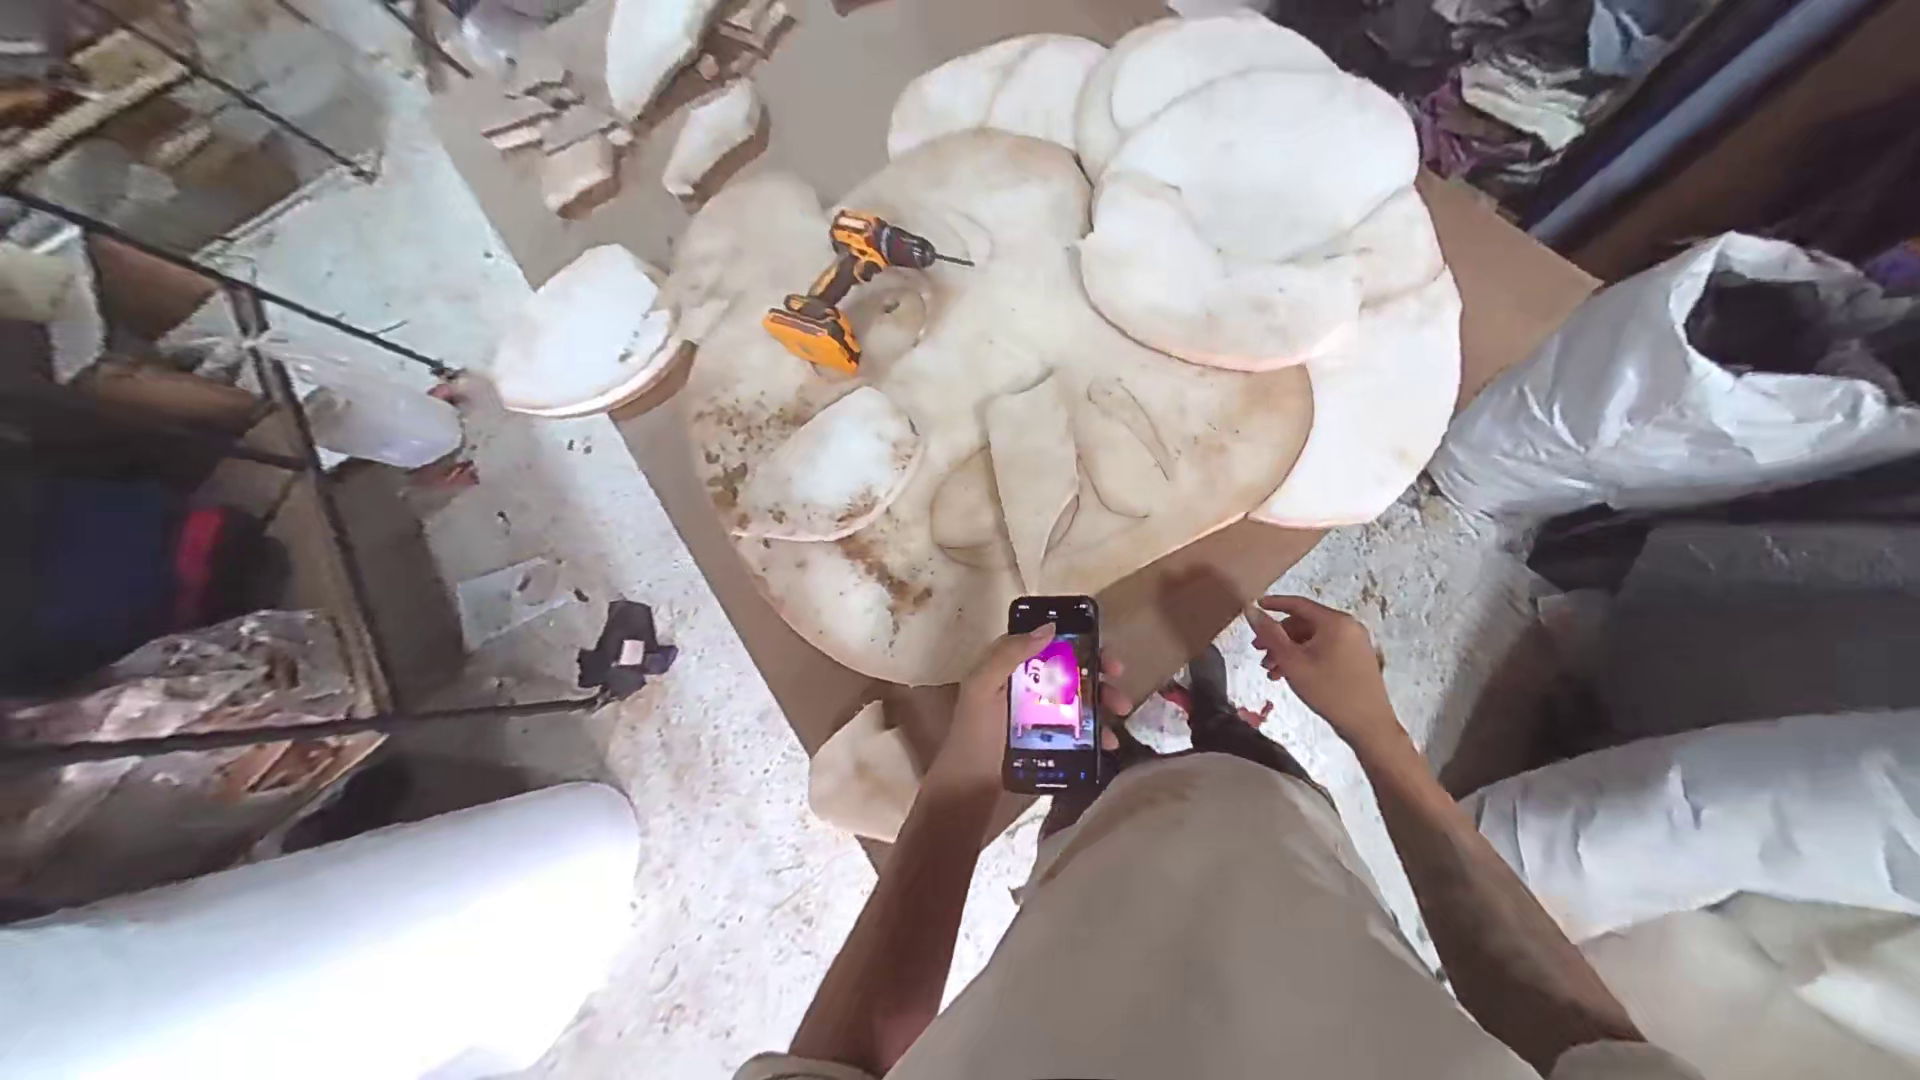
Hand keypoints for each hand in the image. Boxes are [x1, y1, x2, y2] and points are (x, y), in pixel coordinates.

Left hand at [928, 626, 1133, 792]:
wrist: (967, 791)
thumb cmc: (974, 734)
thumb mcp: (982, 687)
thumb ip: (1009, 654)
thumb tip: (1050, 627)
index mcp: (1008, 668)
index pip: (1048, 645)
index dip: (1078, 643)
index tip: (1102, 652)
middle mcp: (1025, 687)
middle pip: (1069, 671)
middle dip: (1098, 673)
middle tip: (1119, 683)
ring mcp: (1039, 715)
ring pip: (1079, 699)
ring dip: (1103, 702)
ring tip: (1120, 714)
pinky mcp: (1048, 742)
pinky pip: (1078, 730)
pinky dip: (1097, 732)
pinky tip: (1108, 742)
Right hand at [1244, 595, 1406, 755]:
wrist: (1368, 725)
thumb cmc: (1328, 690)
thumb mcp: (1292, 660)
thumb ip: (1269, 633)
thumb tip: (1250, 609)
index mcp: (1335, 622)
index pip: (1298, 604)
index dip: (1273, 603)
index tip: (1254, 606)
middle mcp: (1348, 627)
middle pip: (1303, 624)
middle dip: (1277, 637)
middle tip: (1259, 652)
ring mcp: (1354, 643)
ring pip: (1311, 639)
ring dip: (1288, 651)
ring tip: (1271, 670)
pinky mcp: (1356, 658)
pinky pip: (1323, 649)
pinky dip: (1304, 658)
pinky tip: (1289, 675)